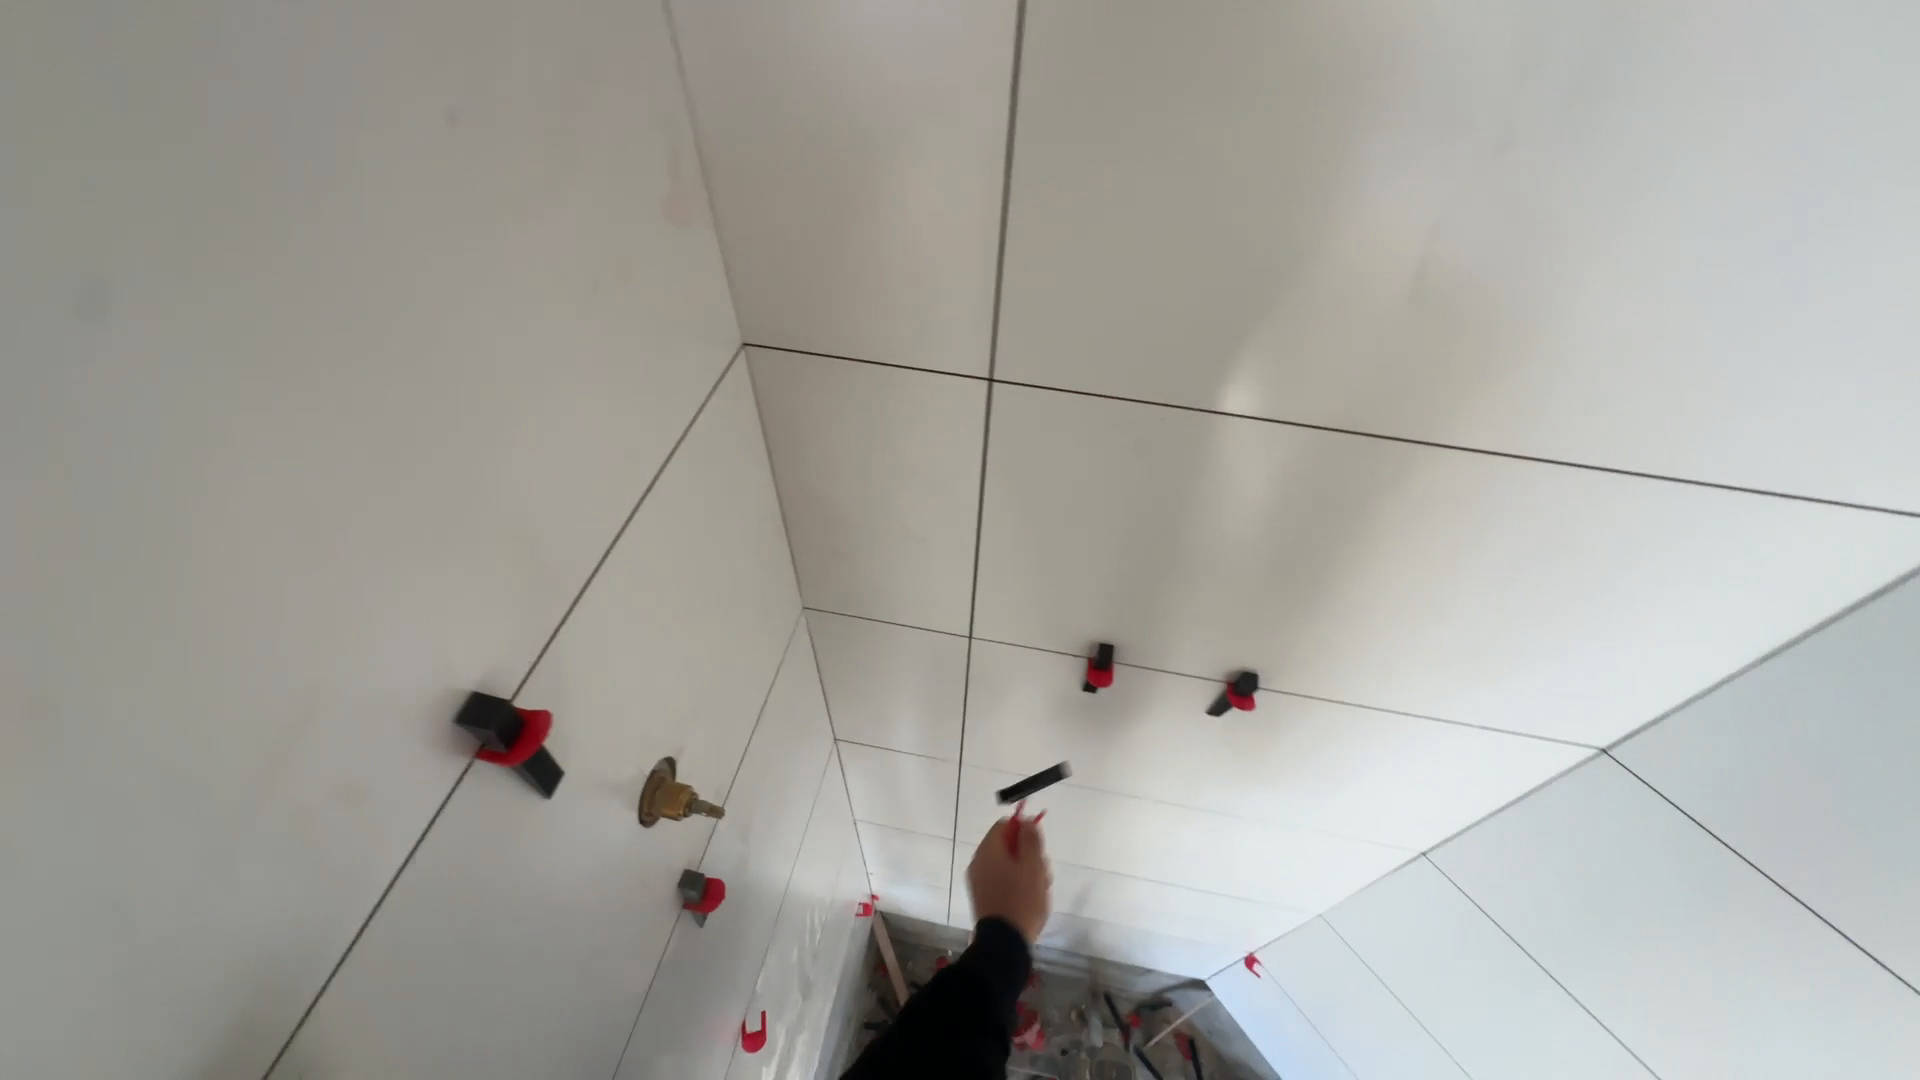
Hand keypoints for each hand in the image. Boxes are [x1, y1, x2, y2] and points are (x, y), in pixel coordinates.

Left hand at [967, 815, 1051, 943]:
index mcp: (988, 850)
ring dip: (1025, 872)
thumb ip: (1030, 840)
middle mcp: (979, 862)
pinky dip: (1016, 885)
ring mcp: (979, 881)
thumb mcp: (1032, 866)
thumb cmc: (1021, 900)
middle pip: (1006, 846)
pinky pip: (1001, 881)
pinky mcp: (983, 898)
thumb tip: (1026, 822)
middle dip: (1027, 855)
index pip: (1004, 826)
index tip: (1038, 846)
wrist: (1004, 943)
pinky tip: (1030, 900)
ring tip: (1040, 890)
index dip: (1023, 831)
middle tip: (1042, 872)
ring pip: (1007, 865)